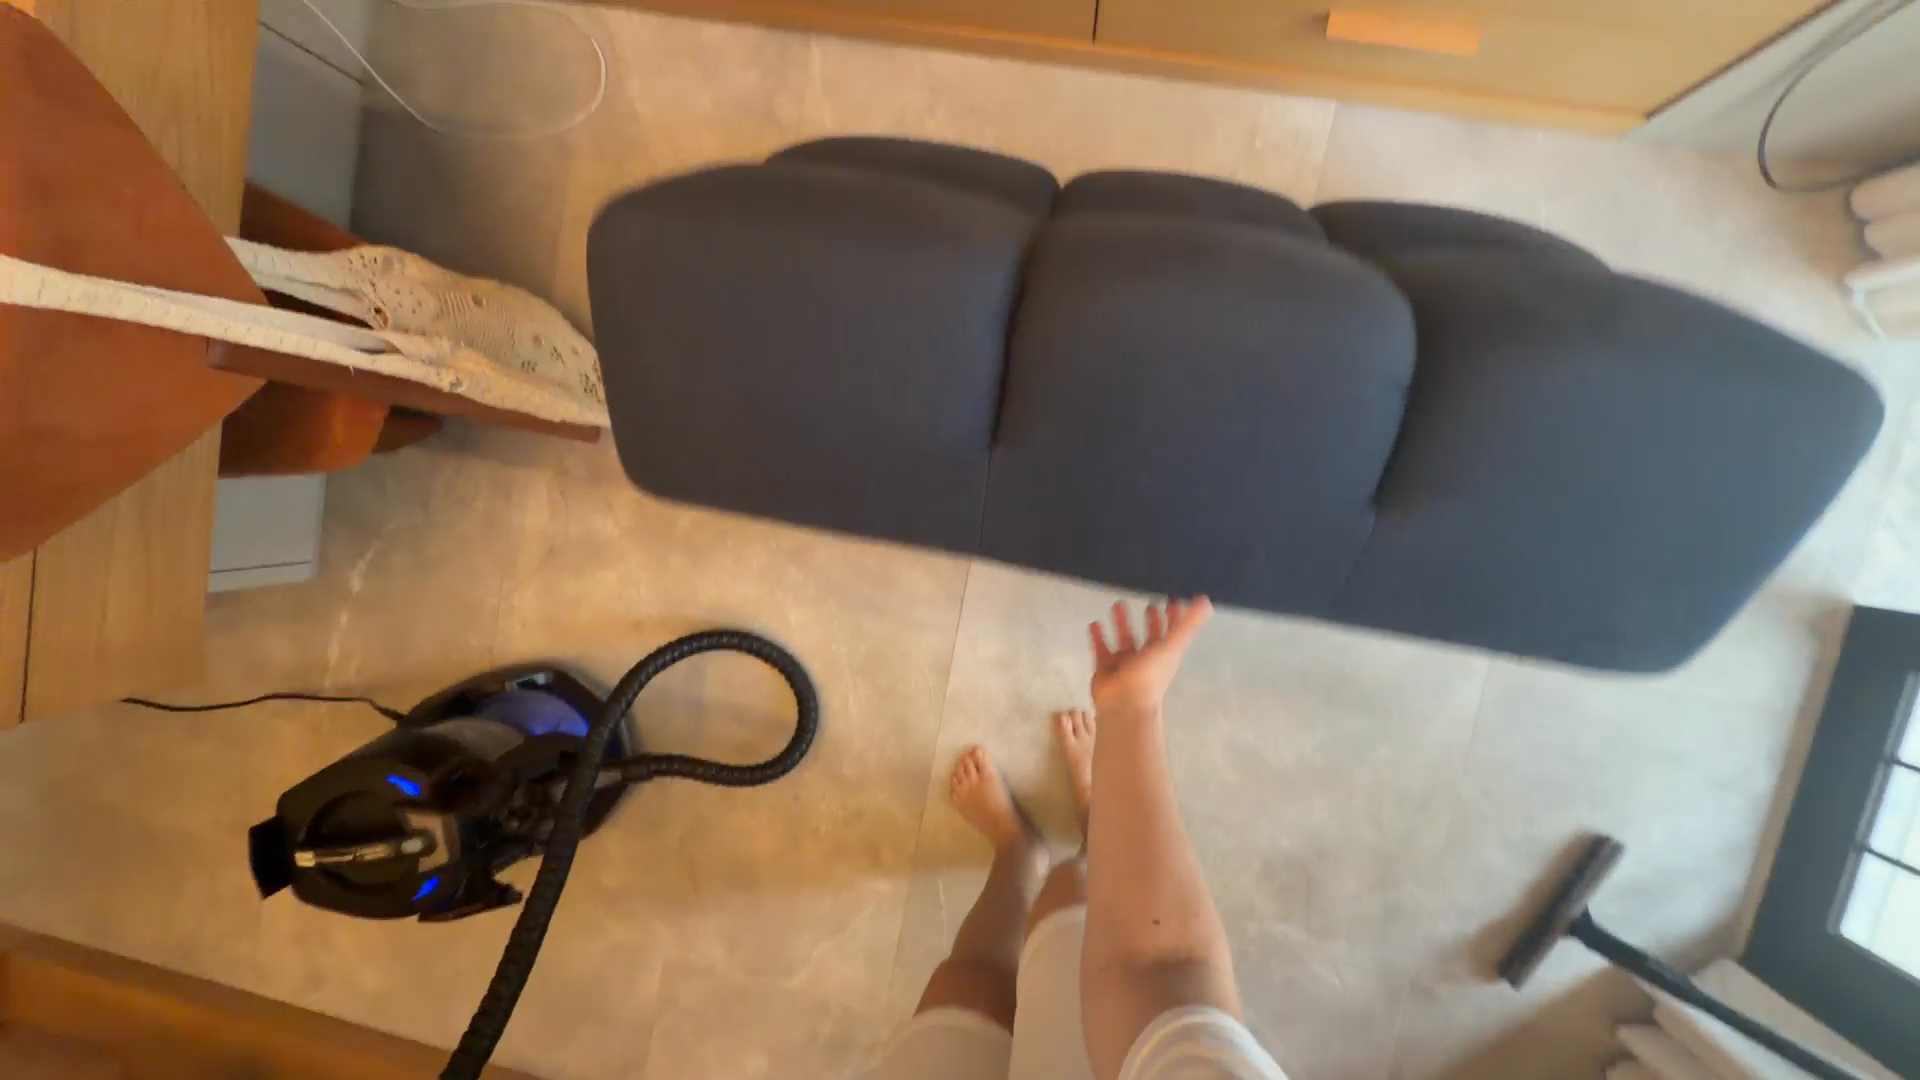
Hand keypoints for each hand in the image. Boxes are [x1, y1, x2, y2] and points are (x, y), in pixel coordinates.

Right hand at [1089, 597, 1212, 715]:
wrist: (1123, 703)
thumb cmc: (1149, 675)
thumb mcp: (1172, 645)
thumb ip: (1188, 623)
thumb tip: (1206, 600)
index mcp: (1165, 655)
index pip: (1174, 632)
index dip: (1175, 618)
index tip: (1174, 601)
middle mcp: (1147, 659)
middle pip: (1152, 636)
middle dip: (1152, 621)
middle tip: (1150, 604)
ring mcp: (1126, 664)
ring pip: (1125, 639)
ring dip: (1123, 623)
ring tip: (1118, 604)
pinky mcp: (1106, 668)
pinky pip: (1102, 649)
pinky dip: (1099, 637)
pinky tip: (1094, 624)